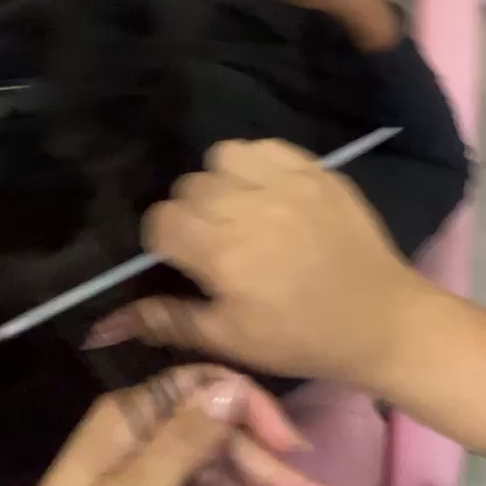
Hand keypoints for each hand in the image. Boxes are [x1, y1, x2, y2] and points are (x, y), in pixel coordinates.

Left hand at [0, 367, 314, 485]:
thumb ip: (186, 440)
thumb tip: (230, 383)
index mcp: (129, 416)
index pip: (200, 387)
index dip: (249, 408)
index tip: (291, 445)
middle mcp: (137, 433)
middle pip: (212, 431)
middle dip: (262, 460)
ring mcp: (140, 472)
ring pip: (210, 464)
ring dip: (254, 485)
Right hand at [88, 140, 441, 387]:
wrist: (381, 319)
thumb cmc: (301, 337)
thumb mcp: (230, 340)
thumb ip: (167, 321)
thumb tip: (104, 324)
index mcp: (224, 252)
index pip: (161, 220)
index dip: (164, 240)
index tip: (184, 259)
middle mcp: (250, 206)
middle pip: (188, 186)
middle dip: (192, 213)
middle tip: (216, 242)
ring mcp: (287, 181)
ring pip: (222, 156)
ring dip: (221, 180)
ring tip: (240, 209)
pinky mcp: (317, 169)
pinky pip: (266, 145)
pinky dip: (257, 162)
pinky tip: (269, 191)